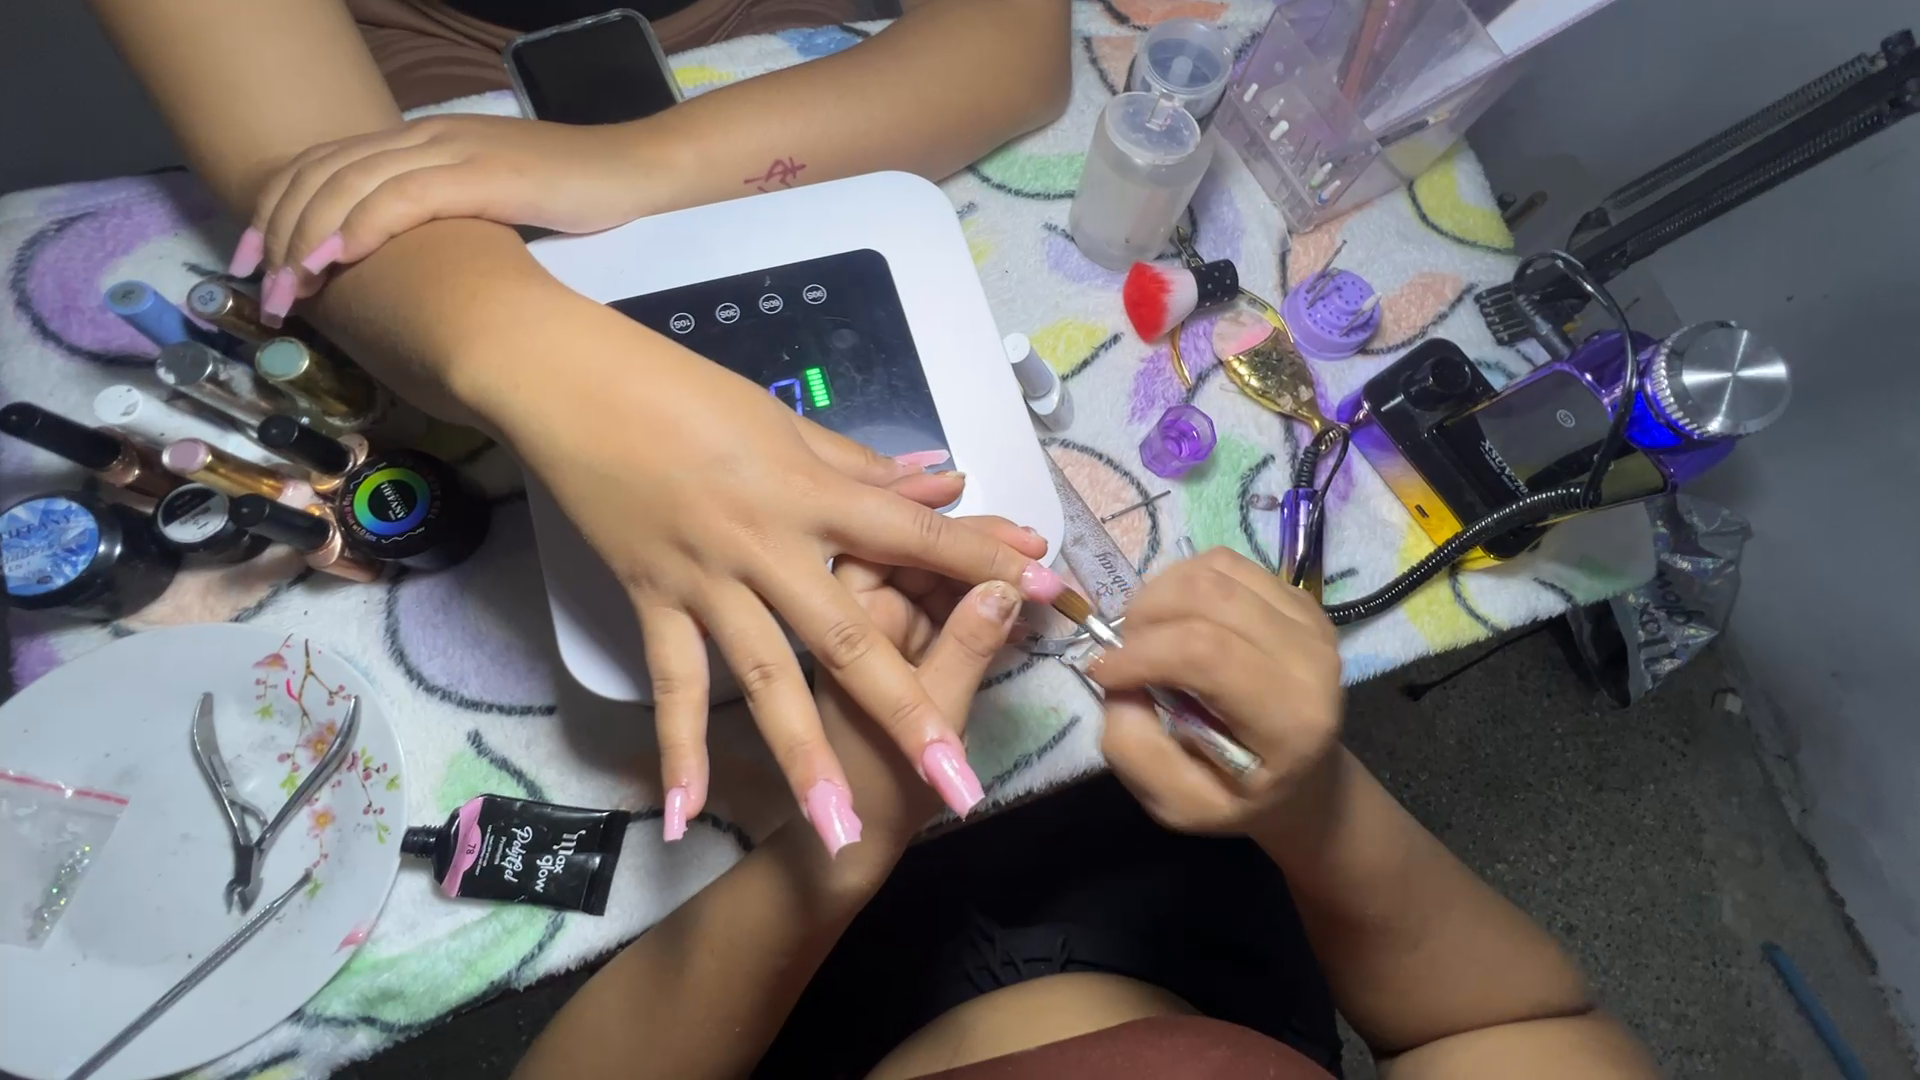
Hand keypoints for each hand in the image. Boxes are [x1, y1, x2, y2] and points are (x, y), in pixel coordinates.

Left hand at [227, 115, 663, 322]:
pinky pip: (404, 197)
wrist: (632, 171)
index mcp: (427, 140)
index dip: (285, 210)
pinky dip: (361, 227)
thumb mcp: (502, 196)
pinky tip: (337, 259)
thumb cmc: (579, 192)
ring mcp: (453, 152)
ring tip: (288, 288)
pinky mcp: (483, 175)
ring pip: (352, 185)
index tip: (266, 262)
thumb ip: (458, 209)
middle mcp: (426, 138)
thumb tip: (426, 254)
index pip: (331, 166)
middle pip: (326, 174)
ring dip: (309, 237)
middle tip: (263, 289)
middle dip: (280, 231)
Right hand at [494, 306, 1059, 853]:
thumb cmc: (688, 391)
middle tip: (958, 779)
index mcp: (811, 494)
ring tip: (839, 831)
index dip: (984, 560)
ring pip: (764, 681)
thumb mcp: (787, 425)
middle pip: (851, 638)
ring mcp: (707, 583)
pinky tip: (683, 817)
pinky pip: (670, 684)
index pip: (916, 535)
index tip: (1047, 590)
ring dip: (802, 759)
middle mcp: (768, 548)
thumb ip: (863, 470)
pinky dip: (675, 749)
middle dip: (908, 711)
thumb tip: (940, 484)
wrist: (573, 384)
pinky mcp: (651, 601)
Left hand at [804, 524, 1030, 854]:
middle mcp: (856, 601)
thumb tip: (1009, 585)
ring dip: (985, 567)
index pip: (903, 547)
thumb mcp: (937, 709)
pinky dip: (980, 598)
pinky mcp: (904, 637)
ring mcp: (883, 618)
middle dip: (980, 544)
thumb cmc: (886, 776)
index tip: (1023, 544)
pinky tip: (1017, 595)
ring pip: (936, 573)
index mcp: (847, 610)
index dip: (965, 538)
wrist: (859, 832)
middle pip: (921, 550)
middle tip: (1038, 545)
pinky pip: (943, 604)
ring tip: (1037, 563)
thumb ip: (969, 644)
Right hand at [1090, 548, 1342, 834]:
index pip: (1206, 652)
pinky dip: (1180, 582)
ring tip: (1146, 635)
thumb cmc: (1238, 795)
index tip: (1101, 672)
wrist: (1303, 777)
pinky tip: (1177, 617)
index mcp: (1291, 719)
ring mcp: (1309, 619)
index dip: (1140, 653)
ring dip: (1157, 595)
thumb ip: (1138, 753)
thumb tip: (1118, 686)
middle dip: (1142, 618)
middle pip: (1206, 596)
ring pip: (1211, 571)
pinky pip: (1223, 562)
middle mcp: (1312, 659)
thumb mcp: (1179, 806)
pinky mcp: (1298, 596)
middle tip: (1124, 654)